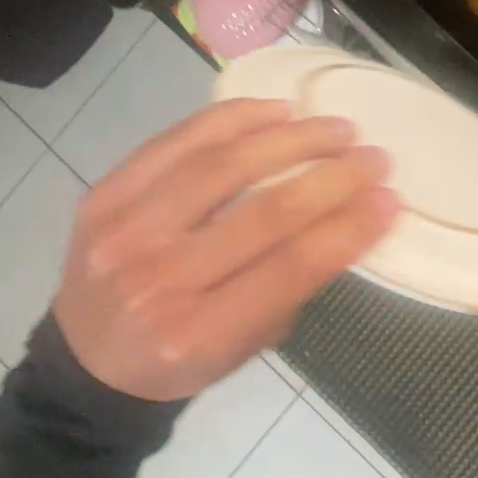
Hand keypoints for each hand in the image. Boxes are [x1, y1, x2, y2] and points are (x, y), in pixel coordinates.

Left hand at [54, 99, 398, 401]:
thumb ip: (294, 286)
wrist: (85, 367)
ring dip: (291, 140)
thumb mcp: (248, 345)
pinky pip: (176, 142)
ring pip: (221, 167)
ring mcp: (123, 232)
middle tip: (375, 158)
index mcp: (200, 333)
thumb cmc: (185, 361)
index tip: (391, 199)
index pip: (292, 267)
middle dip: (332, 178)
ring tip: (337, 129)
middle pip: (264, 213)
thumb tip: (351, 216)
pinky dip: (233, 120)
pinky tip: (277, 111)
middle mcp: (159, 281)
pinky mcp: (102, 195)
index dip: (349, 227)